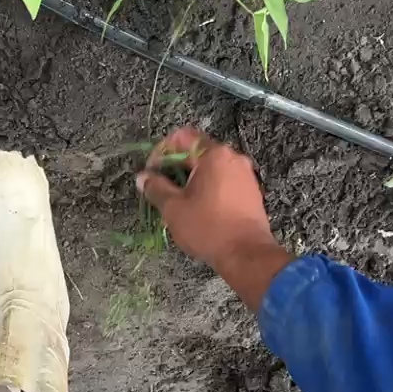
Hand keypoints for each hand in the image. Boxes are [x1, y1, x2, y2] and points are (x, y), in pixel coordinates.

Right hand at [135, 127, 293, 308]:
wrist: (246, 254)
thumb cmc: (208, 228)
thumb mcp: (173, 208)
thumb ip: (155, 188)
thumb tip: (143, 177)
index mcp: (214, 155)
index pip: (182, 137)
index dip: (161, 151)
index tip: (151, 171)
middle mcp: (233, 158)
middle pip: (197, 152)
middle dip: (174, 168)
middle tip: (160, 188)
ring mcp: (244, 175)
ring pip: (210, 168)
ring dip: (190, 180)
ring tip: (176, 202)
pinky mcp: (250, 192)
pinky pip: (222, 181)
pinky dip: (206, 188)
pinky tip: (196, 209)